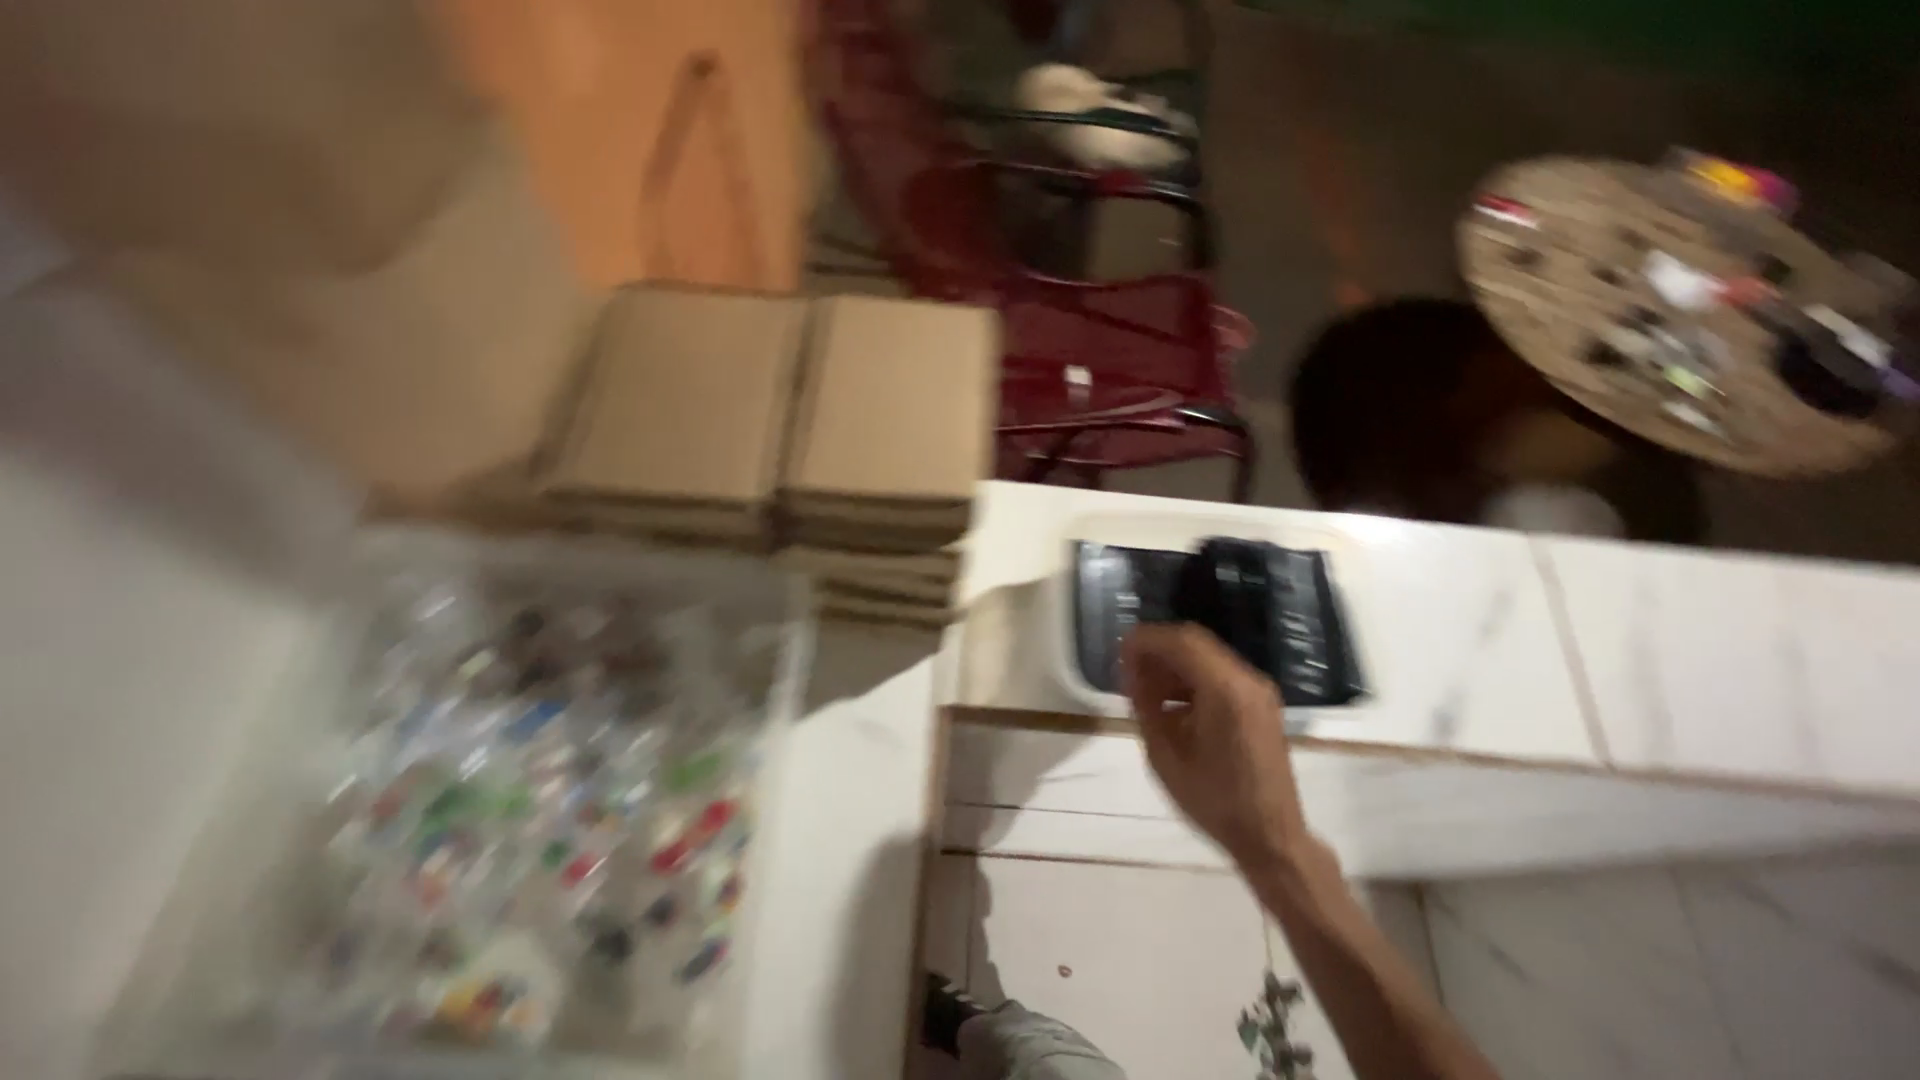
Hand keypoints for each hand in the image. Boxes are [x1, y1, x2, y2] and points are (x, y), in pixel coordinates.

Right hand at [1121, 624, 1309, 866]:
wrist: (1270, 835)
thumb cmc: (1214, 801)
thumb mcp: (1165, 756)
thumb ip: (1146, 707)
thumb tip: (1133, 676)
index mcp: (1225, 690)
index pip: (1180, 642)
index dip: (1145, 640)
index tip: (1119, 652)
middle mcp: (1246, 680)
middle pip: (1195, 643)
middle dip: (1158, 650)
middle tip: (1128, 670)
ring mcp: (1258, 692)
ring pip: (1208, 658)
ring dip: (1174, 665)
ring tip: (1144, 691)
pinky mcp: (1261, 705)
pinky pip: (1221, 676)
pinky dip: (1192, 679)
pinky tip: (1171, 706)